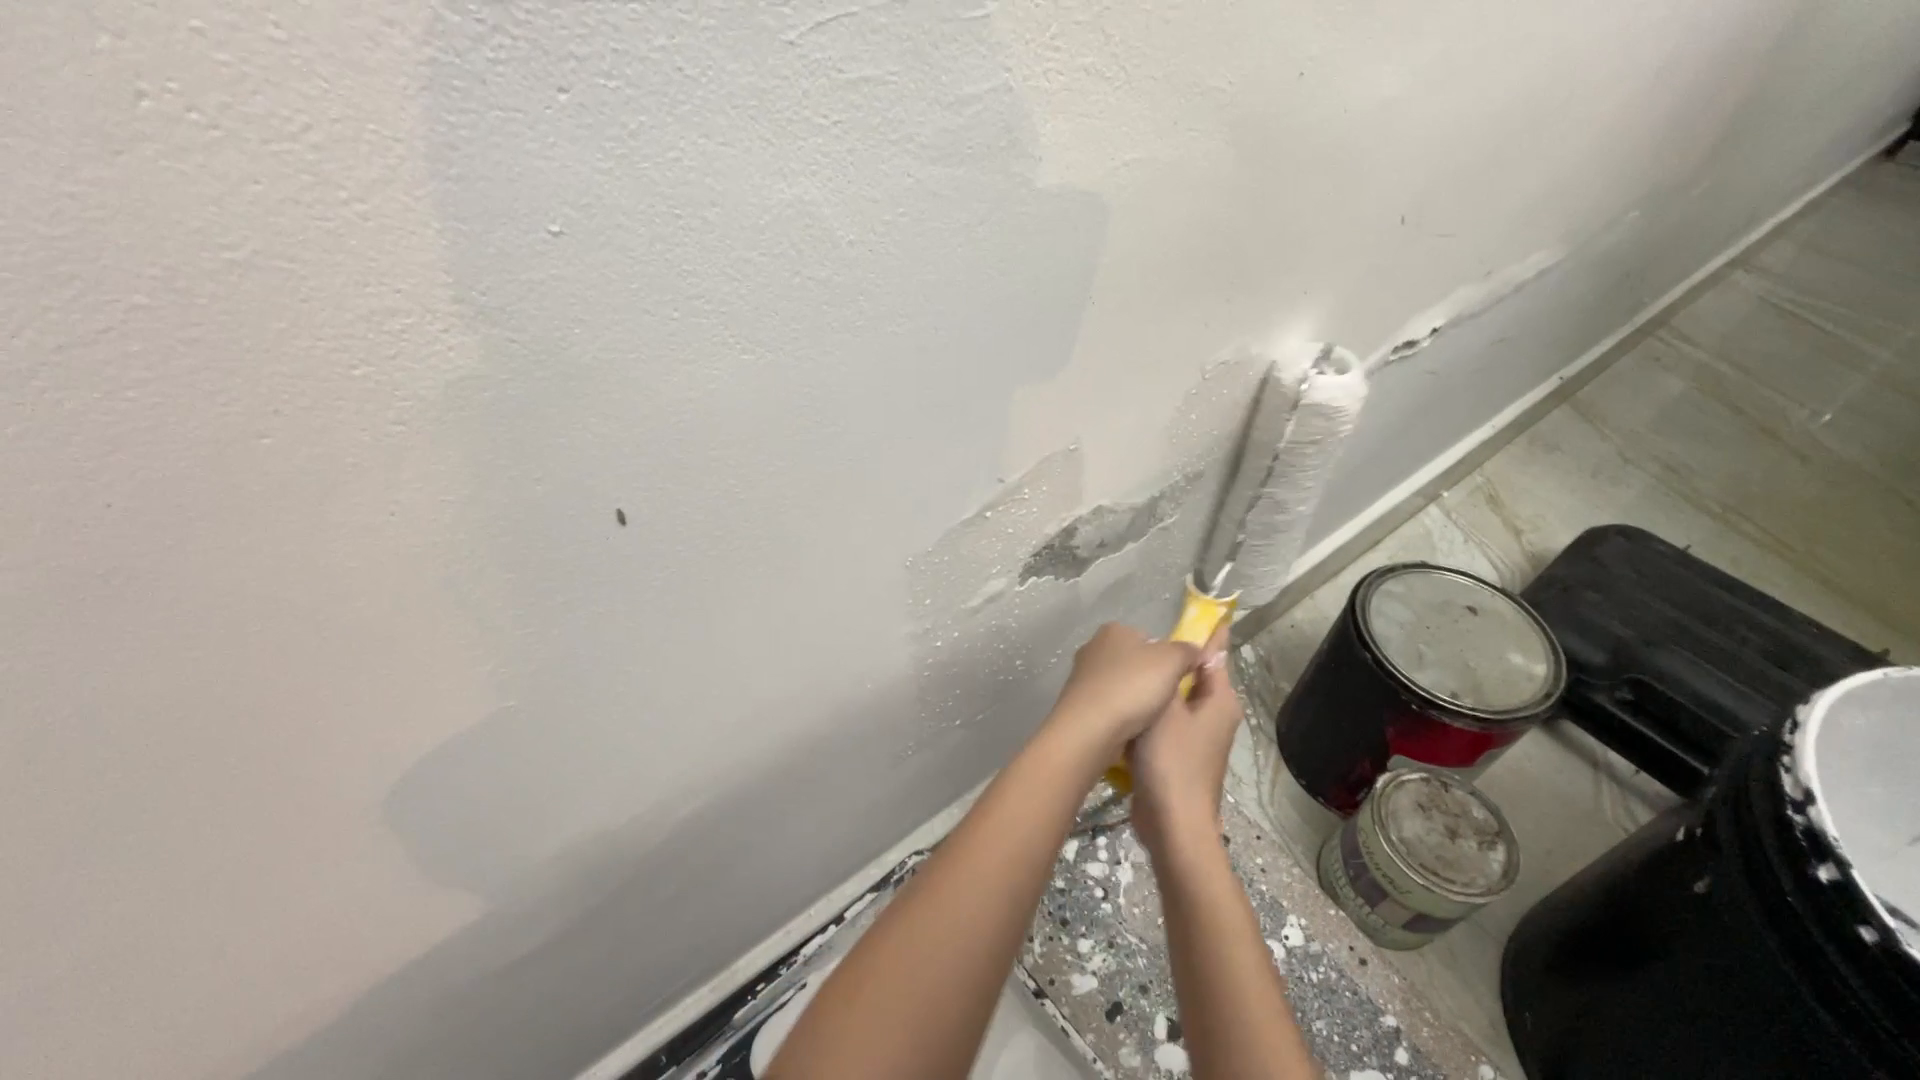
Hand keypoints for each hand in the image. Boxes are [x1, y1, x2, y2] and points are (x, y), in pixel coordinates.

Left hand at [1046, 623, 1202, 759]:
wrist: (1090, 728)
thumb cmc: (1132, 686)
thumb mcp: (1172, 661)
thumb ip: (1187, 651)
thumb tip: (1194, 652)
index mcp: (1113, 630)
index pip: (1149, 638)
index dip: (1167, 657)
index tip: (1177, 677)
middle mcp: (1093, 647)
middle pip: (1135, 661)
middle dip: (1150, 679)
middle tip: (1165, 699)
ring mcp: (1082, 675)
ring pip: (1121, 684)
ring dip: (1134, 698)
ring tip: (1148, 716)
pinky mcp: (1077, 701)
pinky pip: (1108, 704)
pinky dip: (1119, 713)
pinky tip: (1129, 726)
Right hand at [1127, 626, 1240, 857]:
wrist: (1173, 823)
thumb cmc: (1170, 760)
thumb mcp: (1166, 709)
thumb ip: (1171, 675)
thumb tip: (1182, 648)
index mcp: (1220, 699)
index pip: (1216, 653)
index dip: (1210, 631)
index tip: (1204, 609)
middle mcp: (1215, 715)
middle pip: (1193, 677)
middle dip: (1169, 662)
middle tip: (1140, 645)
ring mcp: (1199, 739)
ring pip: (1176, 702)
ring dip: (1156, 691)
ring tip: (1128, 673)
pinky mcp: (1181, 758)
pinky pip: (1166, 725)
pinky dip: (1150, 716)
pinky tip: (1125, 713)